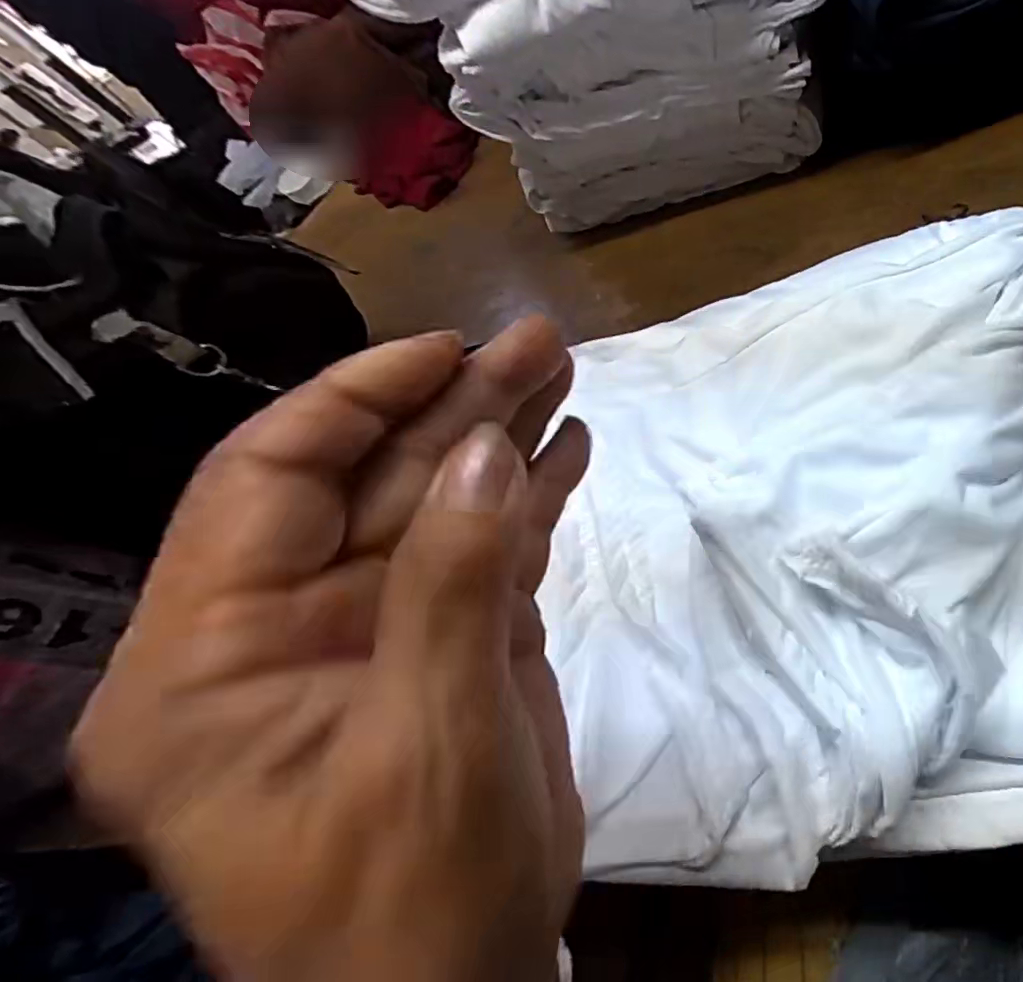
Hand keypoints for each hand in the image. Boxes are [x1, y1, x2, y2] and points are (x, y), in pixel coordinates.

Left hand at [70, 317, 590, 981]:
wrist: (473, 973)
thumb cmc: (414, 885)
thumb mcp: (427, 735)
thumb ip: (448, 585)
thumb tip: (486, 452)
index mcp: (214, 655)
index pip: (268, 483)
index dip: (358, 402)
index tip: (447, 352)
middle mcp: (292, 627)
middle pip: (379, 485)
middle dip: (460, 408)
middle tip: (540, 343)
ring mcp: (388, 633)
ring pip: (446, 509)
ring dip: (505, 440)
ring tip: (563, 374)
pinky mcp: (463, 645)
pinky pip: (493, 552)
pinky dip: (534, 499)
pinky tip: (569, 450)